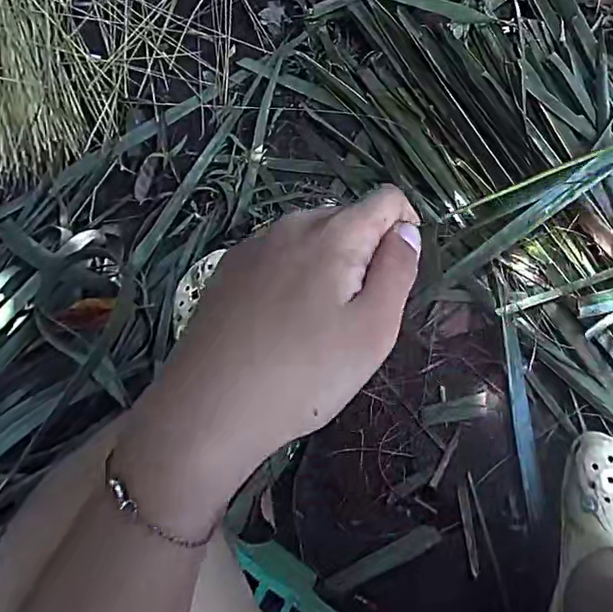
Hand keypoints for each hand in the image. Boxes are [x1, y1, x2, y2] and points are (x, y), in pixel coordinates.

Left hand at [117, 186, 421, 532]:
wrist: (205, 413)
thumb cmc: (304, 375)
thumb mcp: (373, 330)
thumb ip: (398, 270)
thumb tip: (407, 230)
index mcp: (334, 233)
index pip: (387, 199)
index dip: (407, 228)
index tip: (399, 275)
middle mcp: (292, 224)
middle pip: (349, 217)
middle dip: (367, 252)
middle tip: (359, 315)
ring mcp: (255, 244)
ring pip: (313, 237)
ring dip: (331, 265)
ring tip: (319, 325)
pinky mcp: (228, 268)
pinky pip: (280, 254)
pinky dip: (295, 274)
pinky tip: (281, 323)